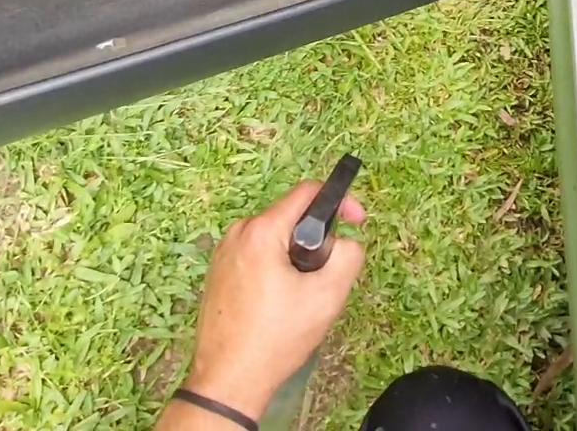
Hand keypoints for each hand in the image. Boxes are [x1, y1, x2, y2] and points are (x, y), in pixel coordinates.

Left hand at [180, 181, 366, 420]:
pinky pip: (258, 254)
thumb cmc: (277, 337)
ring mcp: (225, 252)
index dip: (340, 201)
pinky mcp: (218, 272)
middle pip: (292, 217)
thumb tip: (346, 241)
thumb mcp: (328, 295)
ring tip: (303, 294)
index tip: (357, 222)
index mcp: (262, 230)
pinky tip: (280, 302)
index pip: (308, 192)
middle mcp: (239, 232)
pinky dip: (276, 267)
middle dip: (317, 238)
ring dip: (297, 255)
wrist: (228, 383)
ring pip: (276, 238)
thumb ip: (349, 254)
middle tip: (327, 273)